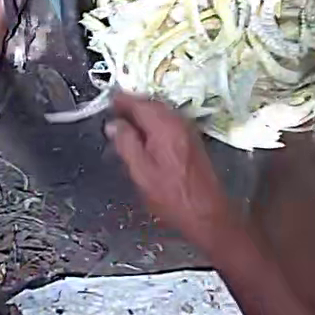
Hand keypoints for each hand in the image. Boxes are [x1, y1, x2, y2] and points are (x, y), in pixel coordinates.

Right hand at [105, 92, 237, 245]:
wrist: (207, 213)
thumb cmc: (171, 195)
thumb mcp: (141, 172)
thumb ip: (126, 143)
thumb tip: (113, 123)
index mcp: (164, 126)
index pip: (139, 103)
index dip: (121, 101)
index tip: (106, 102)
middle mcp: (178, 121)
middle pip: (151, 104)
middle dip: (132, 106)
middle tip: (112, 113)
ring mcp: (188, 129)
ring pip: (161, 112)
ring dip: (143, 114)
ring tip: (125, 124)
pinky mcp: (192, 139)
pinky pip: (169, 121)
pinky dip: (154, 123)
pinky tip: (145, 136)